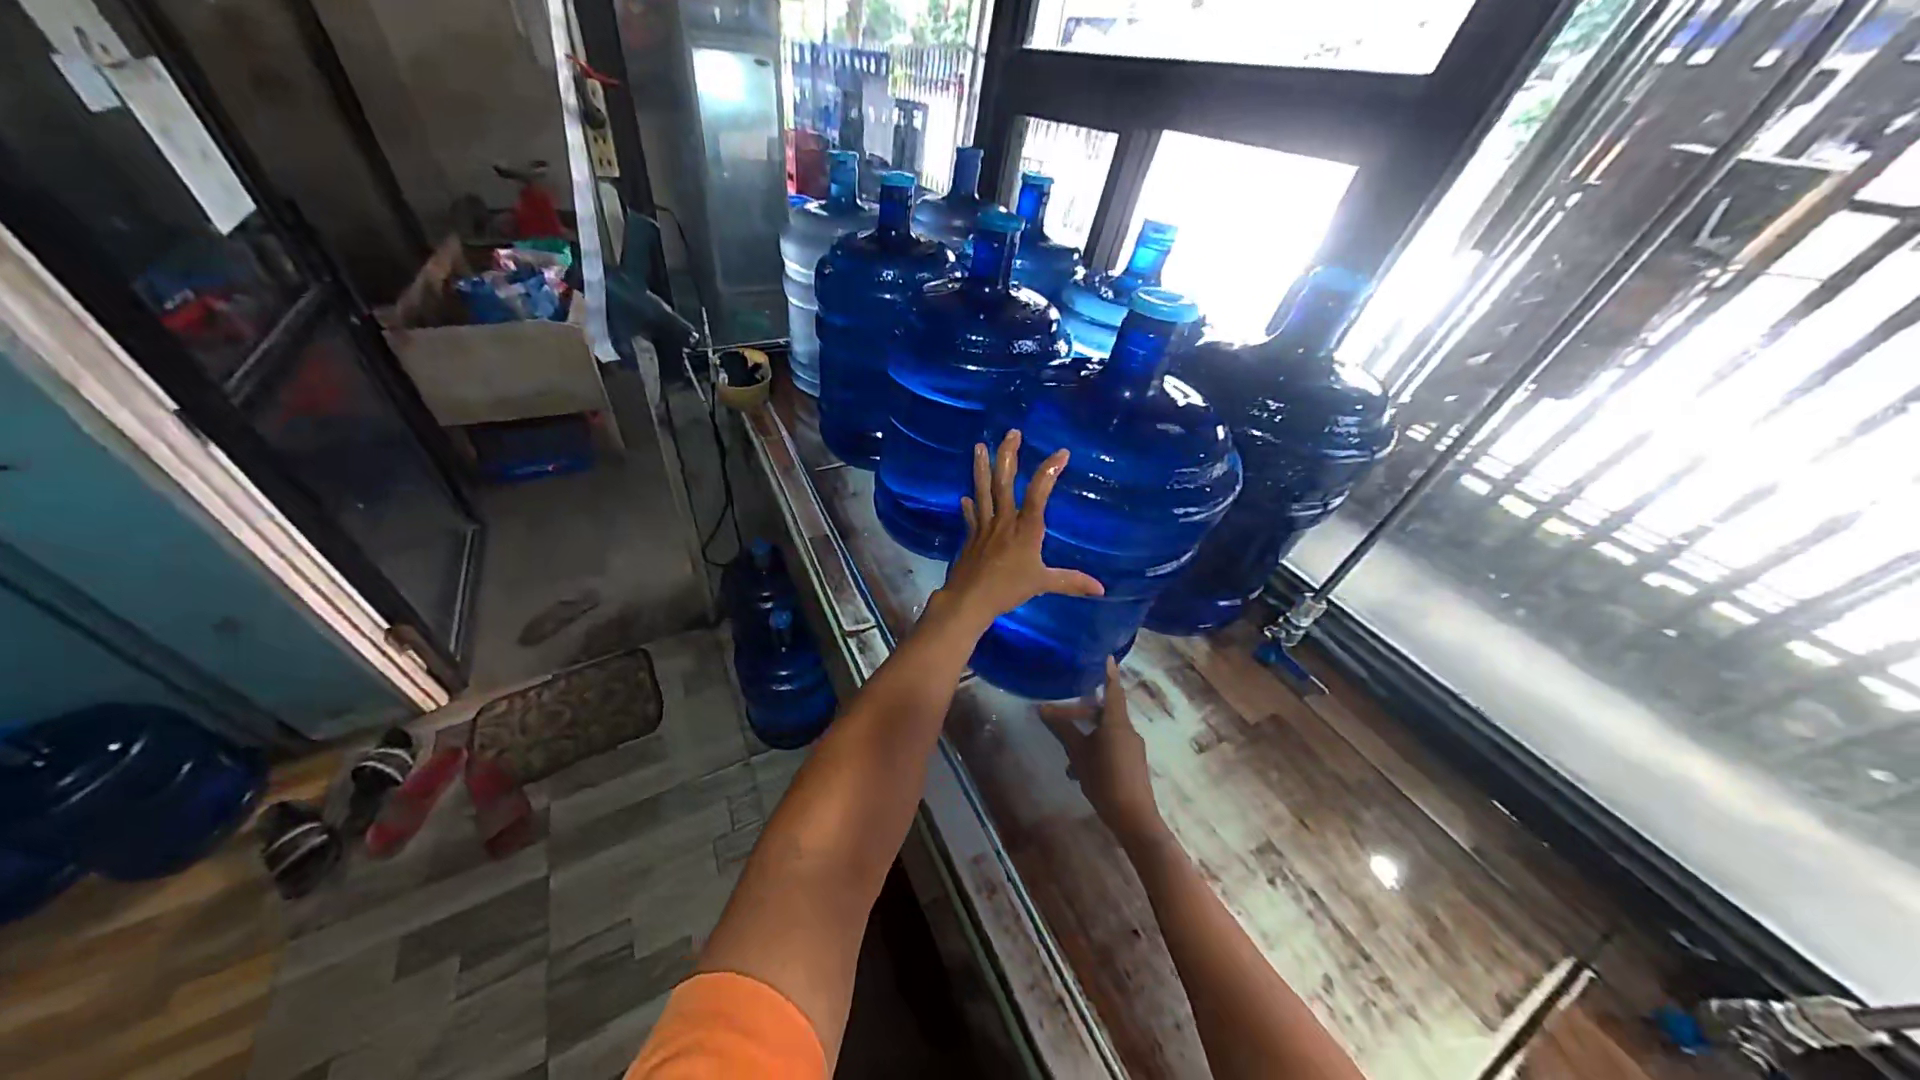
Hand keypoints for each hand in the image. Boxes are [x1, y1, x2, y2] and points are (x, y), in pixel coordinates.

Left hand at [932, 429, 1102, 626]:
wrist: (969, 599)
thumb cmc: (1007, 589)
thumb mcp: (1042, 584)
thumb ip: (1071, 582)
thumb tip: (1101, 589)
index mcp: (1025, 529)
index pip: (1039, 493)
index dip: (1050, 471)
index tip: (1061, 453)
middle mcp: (1004, 521)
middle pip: (1004, 481)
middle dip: (1008, 455)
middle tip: (1011, 432)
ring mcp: (984, 527)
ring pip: (983, 491)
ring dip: (981, 468)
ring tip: (978, 446)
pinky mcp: (971, 537)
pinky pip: (971, 516)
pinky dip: (969, 506)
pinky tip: (965, 497)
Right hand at [1040, 659, 1166, 848]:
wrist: (1134, 818)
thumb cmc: (1105, 780)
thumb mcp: (1079, 754)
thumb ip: (1063, 730)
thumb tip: (1044, 709)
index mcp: (1117, 722)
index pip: (1113, 690)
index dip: (1109, 673)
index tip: (1106, 656)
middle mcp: (1128, 730)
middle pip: (1106, 711)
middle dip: (1083, 711)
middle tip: (1061, 713)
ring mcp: (1132, 747)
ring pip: (1107, 730)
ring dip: (1087, 734)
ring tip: (1066, 749)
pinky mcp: (1132, 762)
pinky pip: (1111, 745)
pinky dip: (1095, 747)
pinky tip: (1078, 768)